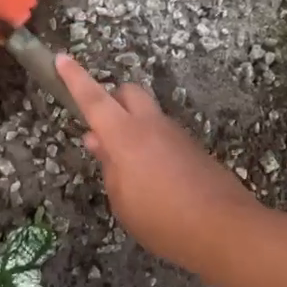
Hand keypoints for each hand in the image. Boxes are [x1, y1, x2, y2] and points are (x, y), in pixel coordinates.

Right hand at [56, 54, 262, 273]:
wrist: (226, 229)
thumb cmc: (163, 219)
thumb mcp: (122, 202)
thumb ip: (109, 167)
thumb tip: (98, 141)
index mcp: (124, 135)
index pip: (93, 98)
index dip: (75, 78)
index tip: (61, 58)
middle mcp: (150, 125)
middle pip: (128, 93)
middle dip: (113, 102)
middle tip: (105, 131)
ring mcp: (175, 134)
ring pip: (148, 115)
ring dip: (134, 129)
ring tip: (132, 171)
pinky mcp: (194, 149)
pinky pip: (165, 136)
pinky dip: (154, 147)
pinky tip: (157, 183)